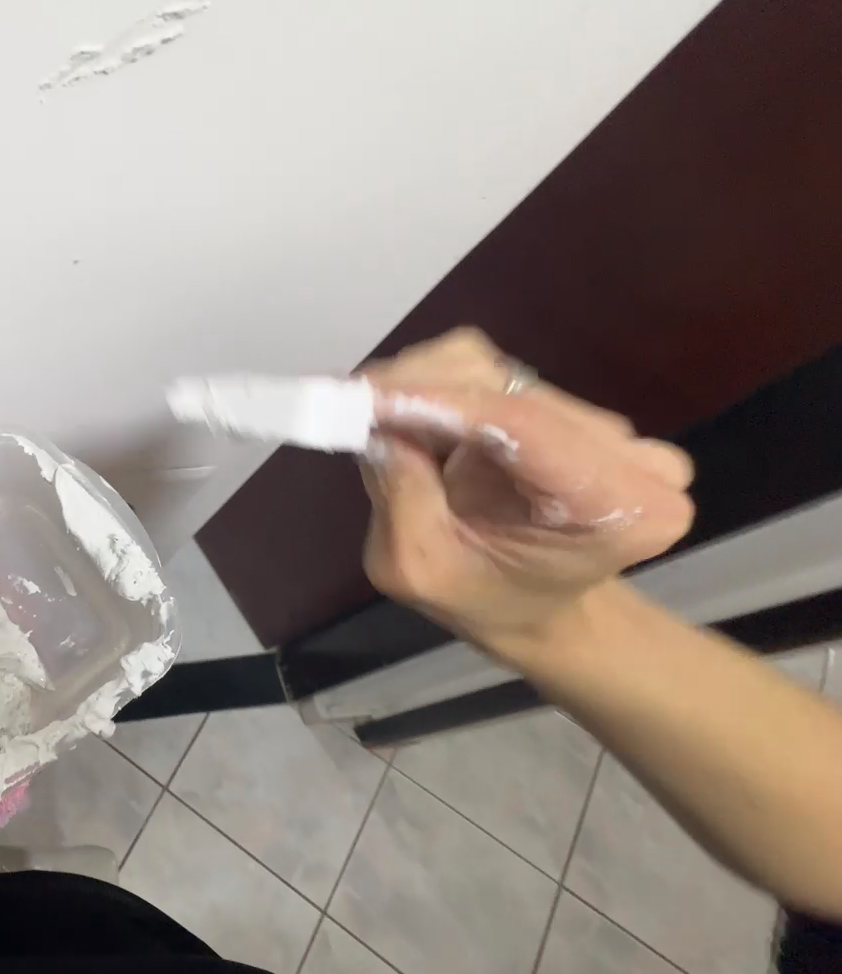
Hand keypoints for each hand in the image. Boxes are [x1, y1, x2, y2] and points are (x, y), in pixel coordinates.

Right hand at [359, 329, 695, 652]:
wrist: (528, 604)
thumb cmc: (479, 598)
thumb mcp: (417, 567)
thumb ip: (400, 496)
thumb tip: (374, 424)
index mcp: (616, 509)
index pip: (525, 427)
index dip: (439, 402)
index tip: (364, 399)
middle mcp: (627, 456)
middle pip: (506, 387)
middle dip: (418, 388)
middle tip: (347, 407)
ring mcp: (598, 427)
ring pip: (490, 370)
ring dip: (417, 384)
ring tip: (369, 415)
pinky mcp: (560, 407)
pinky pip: (484, 374)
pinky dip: (427, 385)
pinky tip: (399, 414)